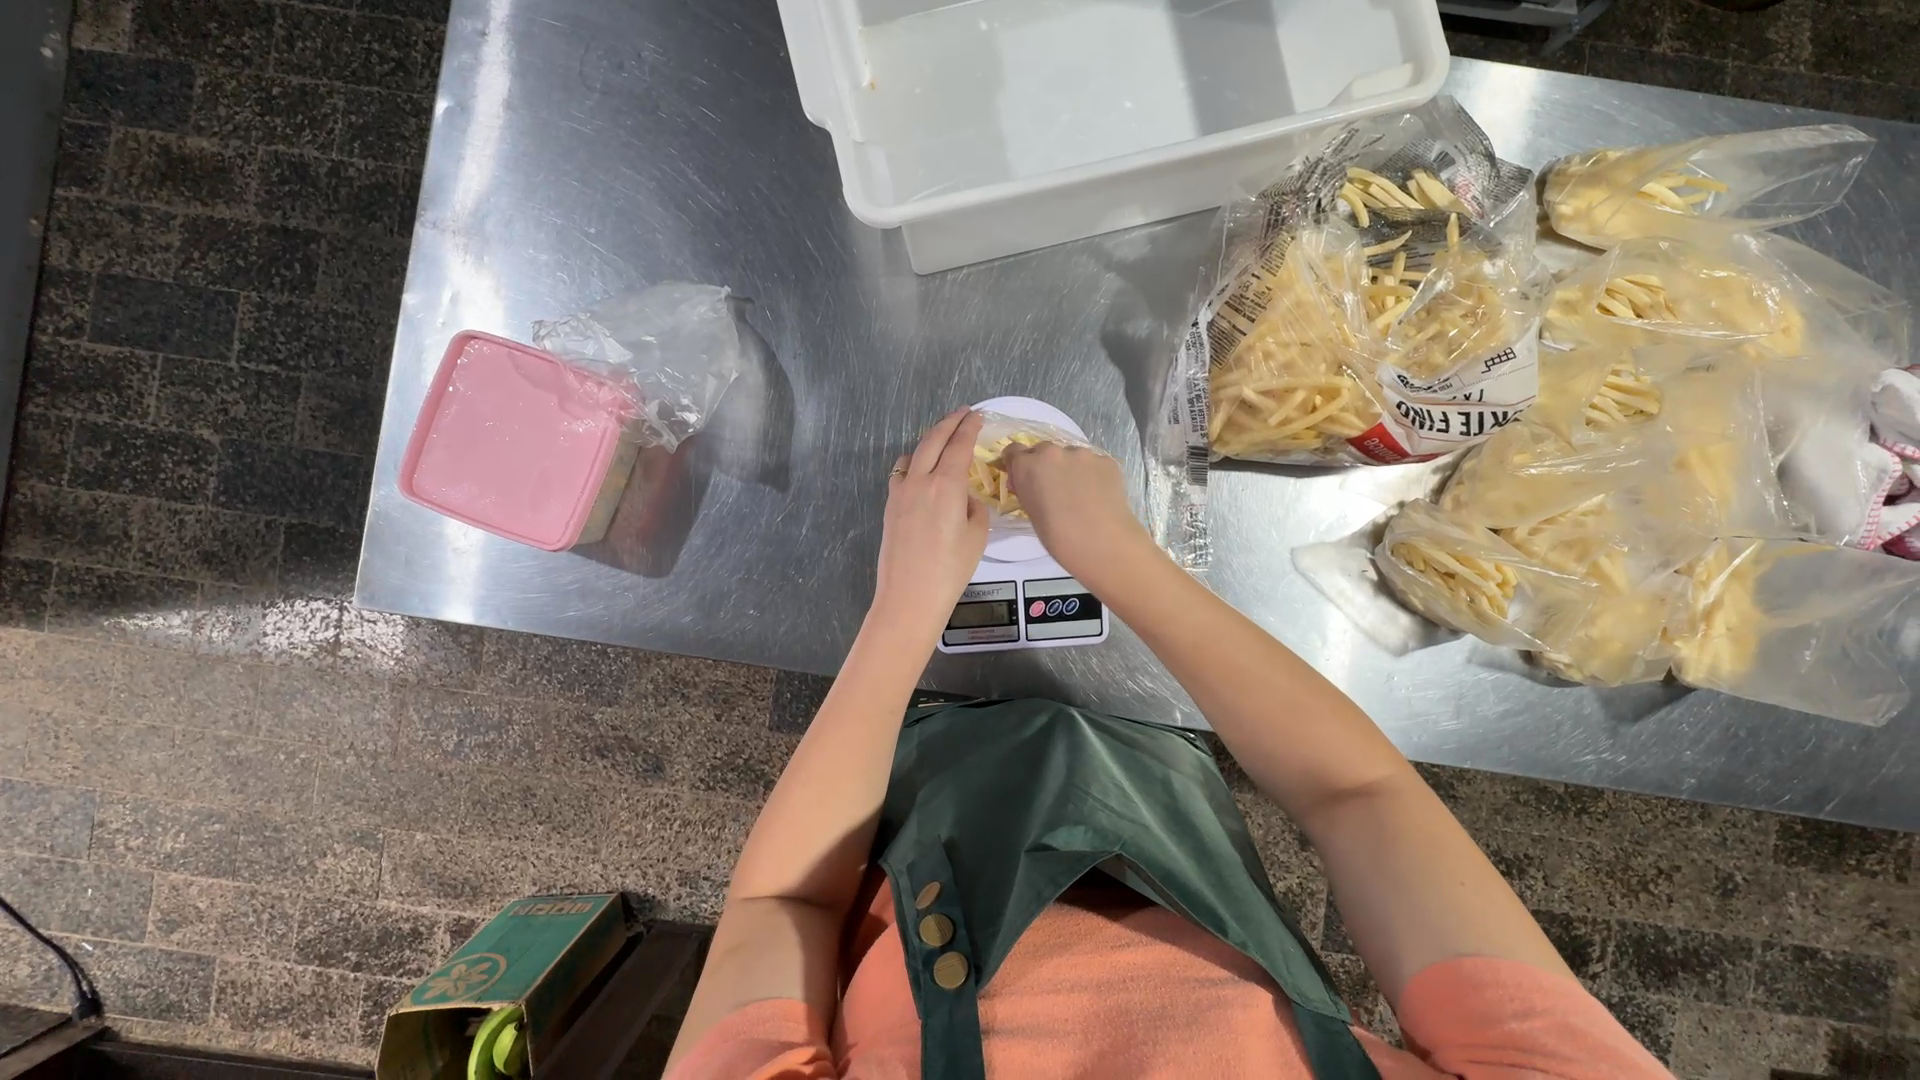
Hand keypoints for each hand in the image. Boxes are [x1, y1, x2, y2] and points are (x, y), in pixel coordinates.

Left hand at [873, 408, 989, 632]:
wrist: (909, 596)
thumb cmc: (950, 570)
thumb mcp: (977, 537)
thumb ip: (974, 509)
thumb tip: (964, 500)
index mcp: (946, 485)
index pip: (959, 446)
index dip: (969, 428)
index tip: (977, 416)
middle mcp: (920, 481)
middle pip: (933, 440)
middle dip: (949, 423)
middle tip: (962, 414)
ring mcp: (900, 493)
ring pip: (914, 454)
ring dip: (929, 441)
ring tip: (943, 439)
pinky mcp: (890, 506)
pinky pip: (901, 473)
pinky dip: (914, 463)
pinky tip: (921, 471)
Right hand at [1000, 441, 1156, 589]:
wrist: (1102, 542)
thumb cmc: (1058, 537)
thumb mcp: (1031, 512)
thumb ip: (1028, 489)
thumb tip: (1033, 484)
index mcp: (1028, 466)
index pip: (1014, 451)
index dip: (1017, 463)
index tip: (1022, 476)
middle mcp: (1053, 453)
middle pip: (1043, 450)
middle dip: (1045, 465)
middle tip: (1054, 487)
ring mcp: (1082, 454)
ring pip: (1071, 455)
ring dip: (1071, 468)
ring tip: (1081, 492)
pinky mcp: (1106, 460)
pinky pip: (1093, 463)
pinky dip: (1092, 474)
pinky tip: (1098, 494)